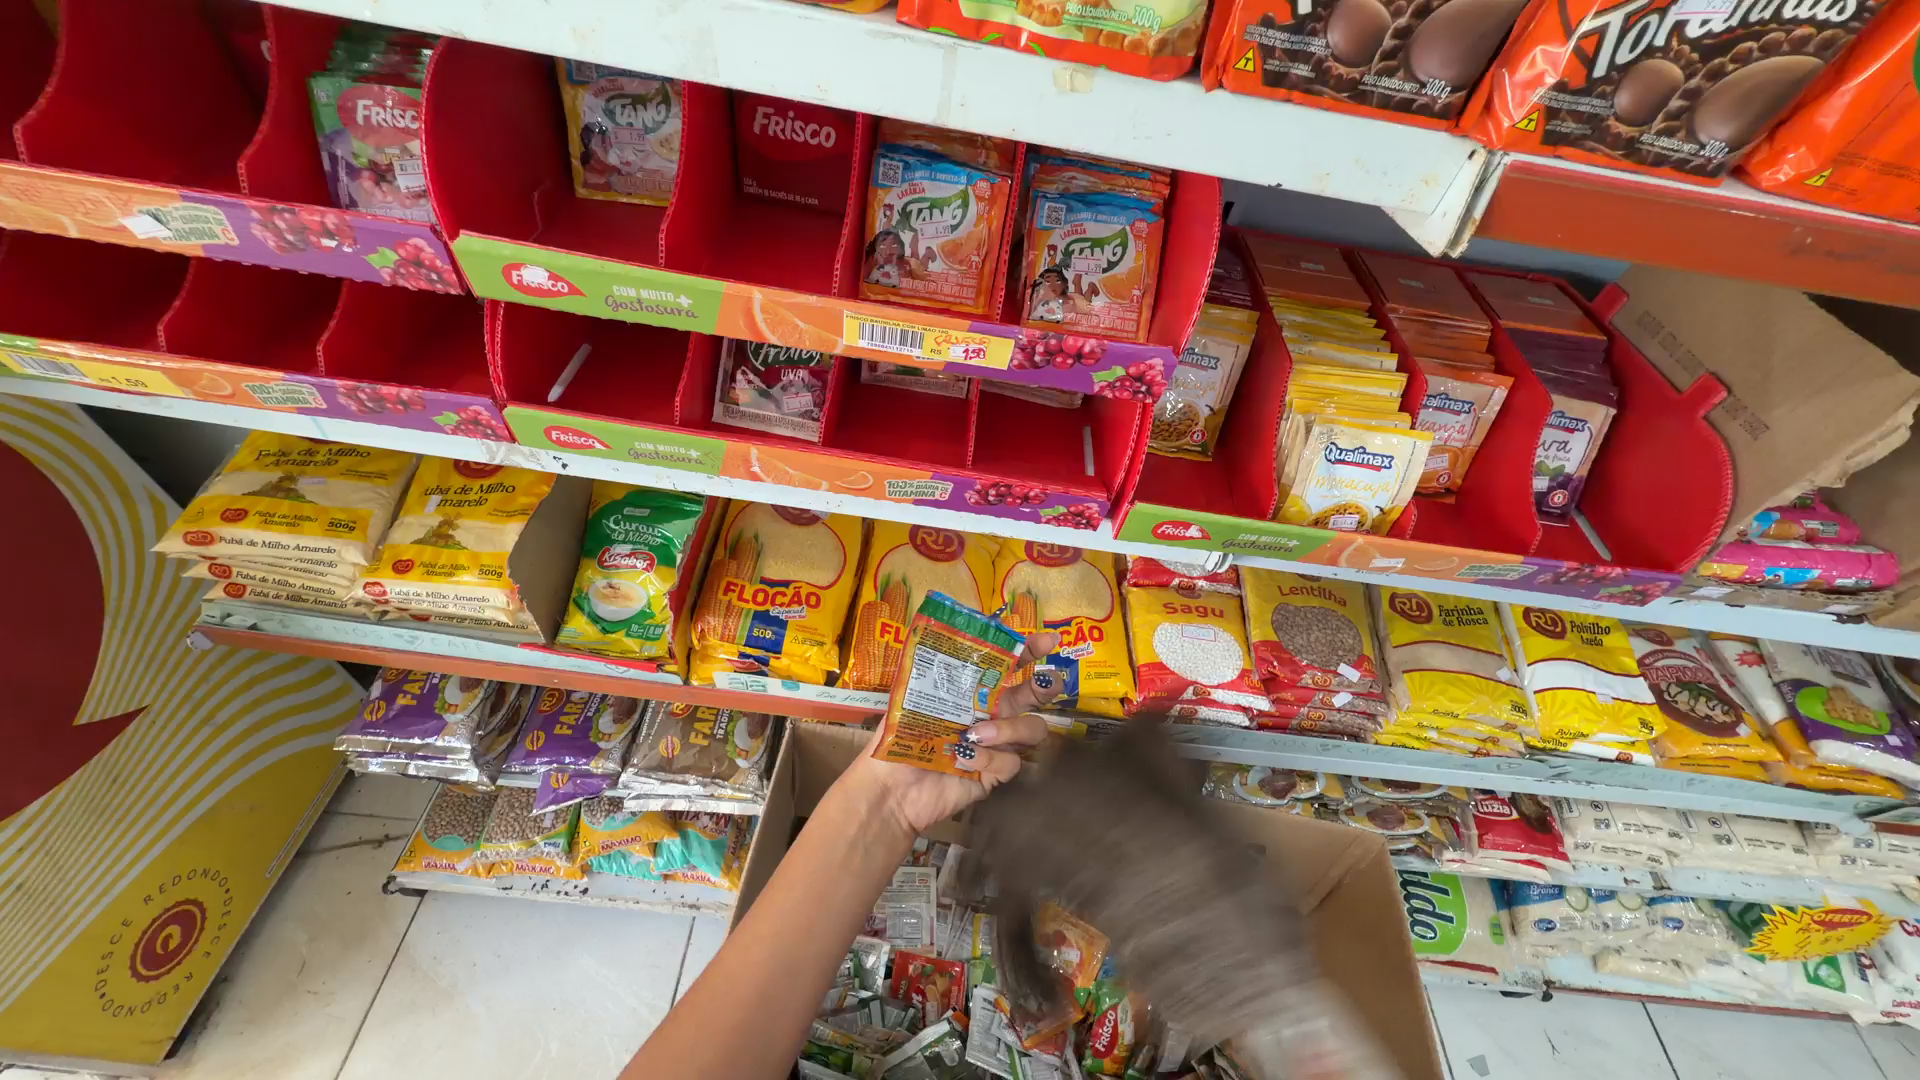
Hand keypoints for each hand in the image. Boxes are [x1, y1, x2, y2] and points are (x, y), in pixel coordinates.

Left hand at [845, 631, 1062, 834]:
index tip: (1049, 640)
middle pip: (1035, 695)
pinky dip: (988, 759)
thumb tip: (940, 629)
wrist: (893, 788)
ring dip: (1009, 729)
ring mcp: (998, 744)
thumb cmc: (900, 736)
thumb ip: (930, 669)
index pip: (1010, 664)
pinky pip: (1010, 762)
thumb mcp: (912, 695)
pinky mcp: (997, 773)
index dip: (1031, 649)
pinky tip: (964, 759)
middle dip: (1047, 684)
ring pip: (1032, 729)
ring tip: (976, 732)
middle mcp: (993, 713)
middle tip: (1046, 680)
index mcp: (975, 690)